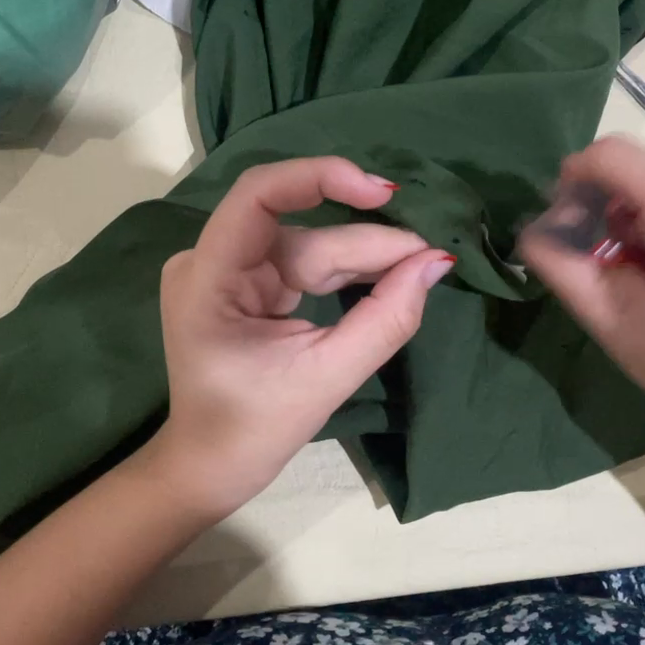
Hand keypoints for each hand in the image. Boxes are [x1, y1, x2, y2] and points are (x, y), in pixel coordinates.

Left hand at [142, 157, 455, 517]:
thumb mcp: (326, 377)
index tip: (383, 193)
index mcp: (207, 278)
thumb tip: (437, 261)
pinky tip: (393, 274)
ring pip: (311, 247)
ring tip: (423, 263)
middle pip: (301, 231)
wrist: (211, 466)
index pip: (257, 195)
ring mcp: (230, 270)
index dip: (320, 177)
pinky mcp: (251, 283)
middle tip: (433, 255)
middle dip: (368, 244)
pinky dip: (350, 272)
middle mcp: (212, 260)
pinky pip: (307, 265)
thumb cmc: (252, 429)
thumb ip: (385, 319)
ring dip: (366, 258)